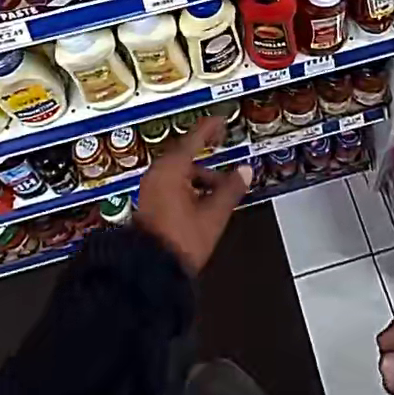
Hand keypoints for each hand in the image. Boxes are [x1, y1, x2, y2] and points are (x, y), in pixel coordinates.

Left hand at [133, 116, 251, 274]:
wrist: (149, 273)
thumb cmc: (178, 241)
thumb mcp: (214, 213)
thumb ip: (232, 188)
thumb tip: (244, 172)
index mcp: (171, 169)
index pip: (195, 138)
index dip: (211, 128)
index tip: (221, 121)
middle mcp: (157, 175)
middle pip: (186, 157)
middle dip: (209, 160)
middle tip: (223, 155)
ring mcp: (151, 190)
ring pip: (180, 174)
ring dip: (201, 178)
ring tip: (220, 190)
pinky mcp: (149, 205)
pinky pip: (173, 186)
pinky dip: (190, 188)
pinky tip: (204, 202)